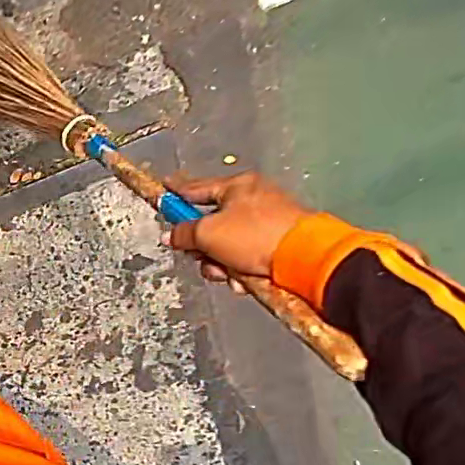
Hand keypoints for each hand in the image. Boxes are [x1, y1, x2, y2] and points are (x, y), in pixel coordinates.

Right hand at [161, 171, 310, 289]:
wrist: (304, 259)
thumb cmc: (252, 236)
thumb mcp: (206, 233)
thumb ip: (181, 233)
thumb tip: (170, 236)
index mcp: (238, 186)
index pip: (195, 188)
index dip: (174, 192)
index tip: (161, 190)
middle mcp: (252, 200)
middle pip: (208, 223)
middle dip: (199, 245)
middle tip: (196, 254)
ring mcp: (265, 222)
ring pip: (223, 245)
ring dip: (217, 263)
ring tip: (225, 272)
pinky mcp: (274, 244)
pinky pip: (242, 256)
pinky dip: (237, 269)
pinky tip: (242, 277)